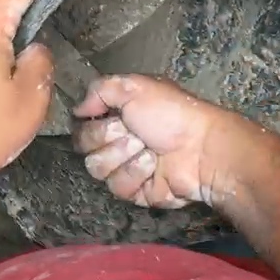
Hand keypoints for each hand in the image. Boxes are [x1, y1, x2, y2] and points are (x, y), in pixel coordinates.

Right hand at [71, 75, 250, 208]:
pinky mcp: (135, 192)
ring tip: (149, 150)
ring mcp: (125, 169)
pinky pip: (118, 187)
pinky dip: (136, 174)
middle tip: (136, 133)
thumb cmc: (172, 114)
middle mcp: (117, 143)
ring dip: (124, 156)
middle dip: (109, 137)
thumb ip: (100, 89)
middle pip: (85, 148)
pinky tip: (154, 167)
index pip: (81, 126)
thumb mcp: (135, 87)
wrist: (201, 149)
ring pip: (98, 169)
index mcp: (117, 117)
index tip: (111, 117)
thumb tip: (78, 109)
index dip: (92, 124)